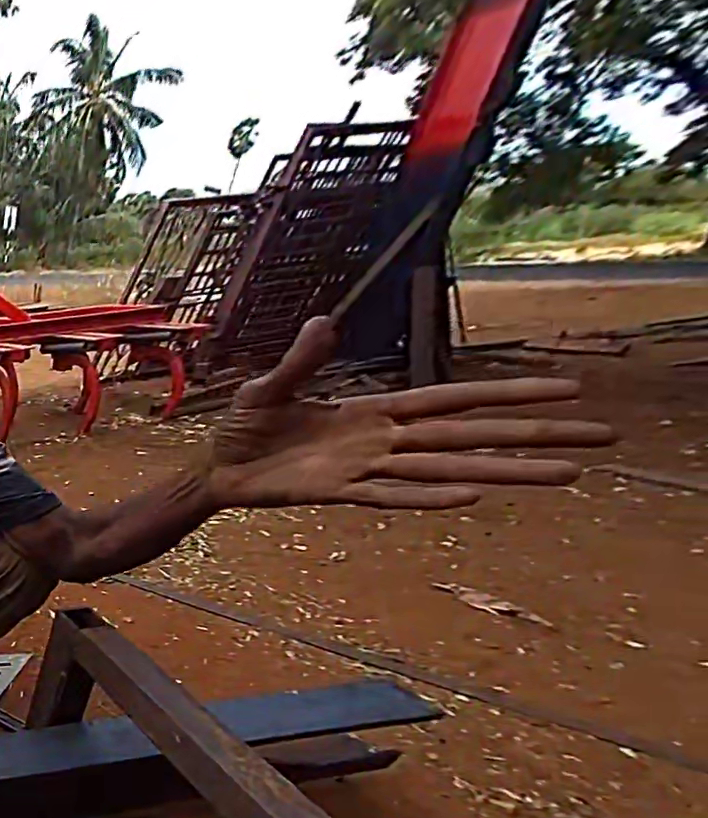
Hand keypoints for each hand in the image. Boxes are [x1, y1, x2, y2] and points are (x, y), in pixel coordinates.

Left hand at [203, 316, 616, 509]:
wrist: (214, 468)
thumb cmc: (242, 428)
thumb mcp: (267, 389)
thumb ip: (299, 361)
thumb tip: (322, 320)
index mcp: (366, 412)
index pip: (447, 400)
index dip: (502, 393)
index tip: (565, 390)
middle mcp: (375, 441)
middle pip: (463, 436)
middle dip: (529, 434)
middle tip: (602, 436)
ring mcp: (357, 469)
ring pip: (438, 469)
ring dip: (499, 471)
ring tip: (566, 473)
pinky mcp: (332, 492)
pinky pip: (385, 496)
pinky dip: (423, 497)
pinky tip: (471, 497)